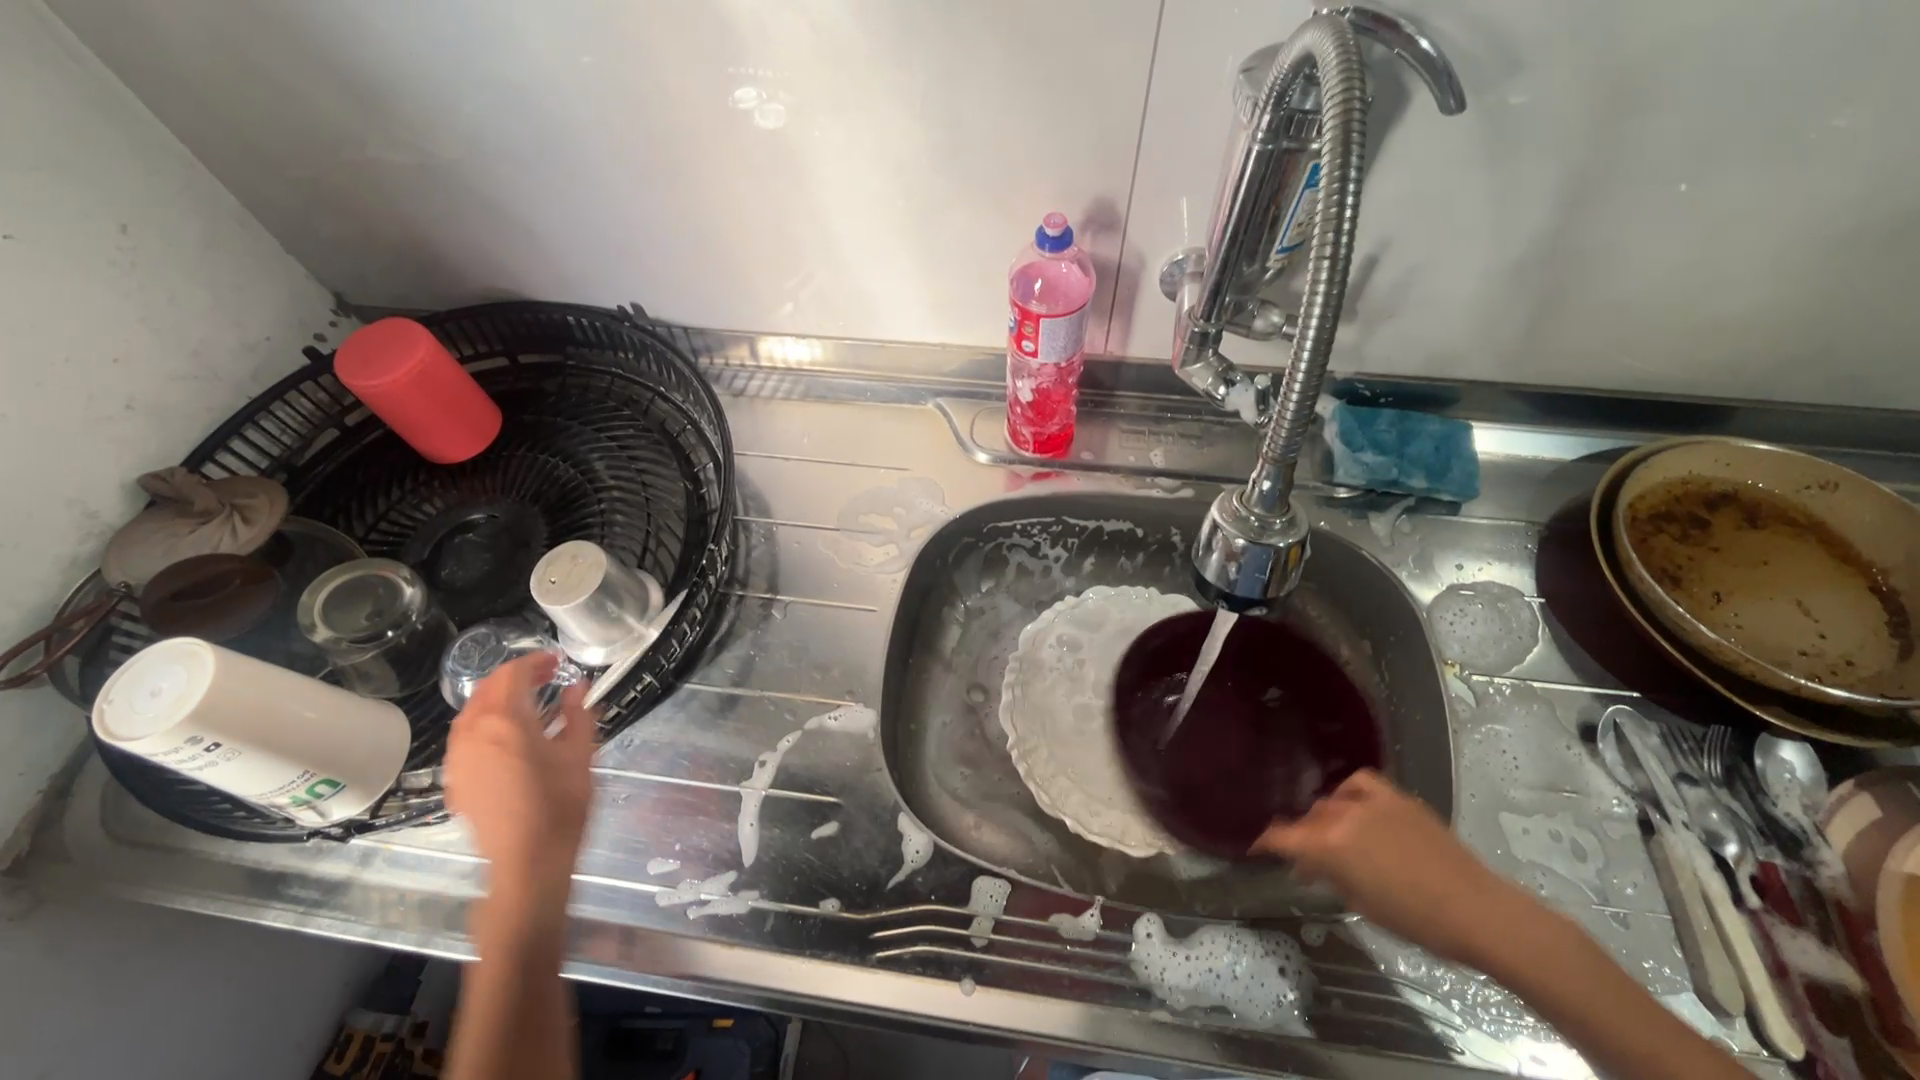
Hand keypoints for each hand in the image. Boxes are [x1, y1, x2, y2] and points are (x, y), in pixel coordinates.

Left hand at [445, 652, 597, 913]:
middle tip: (546, 678)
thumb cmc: (561, 807)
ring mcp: (459, 757)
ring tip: (528, 706)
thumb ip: (578, 715)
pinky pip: (466, 738)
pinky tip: (509, 739)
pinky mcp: (455, 779)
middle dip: (517, 677)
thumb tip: (576, 687)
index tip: (558, 662)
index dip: (536, 661)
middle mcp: (474, 732)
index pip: (514, 674)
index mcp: (507, 720)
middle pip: (488, 689)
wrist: (526, 863)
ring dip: (498, 700)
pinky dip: (486, 725)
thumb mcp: (581, 756)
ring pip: (472, 712)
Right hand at [1252, 768, 1524, 965]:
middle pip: (1308, 819)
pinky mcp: (1398, 798)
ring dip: (1325, 817)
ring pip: (1331, 800)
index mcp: (1329, 846)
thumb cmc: (1415, 920)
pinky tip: (1355, 807)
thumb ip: (1330, 877)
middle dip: (1301, 837)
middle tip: (1308, 861)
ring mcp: (1372, 803)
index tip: (1257, 848)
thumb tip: (1312, 866)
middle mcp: (1344, 816)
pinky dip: (1350, 792)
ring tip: (1332, 834)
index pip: (1282, 837)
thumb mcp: (1361, 903)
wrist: (1476, 910)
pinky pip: (1361, 784)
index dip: (1265, 842)